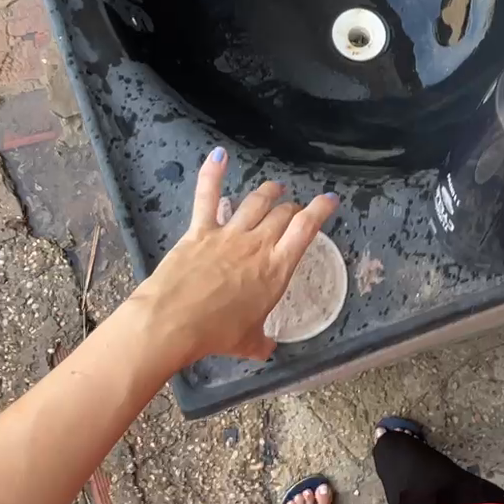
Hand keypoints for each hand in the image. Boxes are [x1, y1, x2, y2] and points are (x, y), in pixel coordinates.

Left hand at [127, 148, 338, 362]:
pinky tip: (218, 155)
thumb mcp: (249, 343)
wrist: (173, 322)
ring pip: (254, 202)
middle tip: (295, 210)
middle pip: (282, 214)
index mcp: (276, 270)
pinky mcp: (200, 231)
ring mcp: (228, 234)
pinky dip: (213, 173)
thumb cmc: (217, 334)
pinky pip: (208, 196)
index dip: (321, 210)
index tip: (330, 199)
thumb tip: (268, 349)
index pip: (306, 230)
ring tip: (274, 188)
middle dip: (293, 208)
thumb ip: (263, 342)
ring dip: (268, 192)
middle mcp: (257, 245)